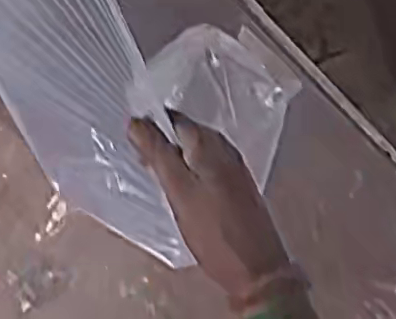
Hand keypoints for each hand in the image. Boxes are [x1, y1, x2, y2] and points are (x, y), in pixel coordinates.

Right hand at [130, 111, 302, 311]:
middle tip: (145, 165)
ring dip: (175, 159)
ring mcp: (235, 167)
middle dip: (161, 144)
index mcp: (208, 141)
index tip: (136, 146)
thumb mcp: (177, 188)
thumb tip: (135, 121)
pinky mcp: (239, 186)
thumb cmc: (213, 230)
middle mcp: (224, 147)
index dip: (148, 127)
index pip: (169, 117)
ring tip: (161, 180)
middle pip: (182, 132)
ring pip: (193, 150)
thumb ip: (155, 150)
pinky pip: (205, 166)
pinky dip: (190, 172)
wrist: (261, 277)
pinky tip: (183, 192)